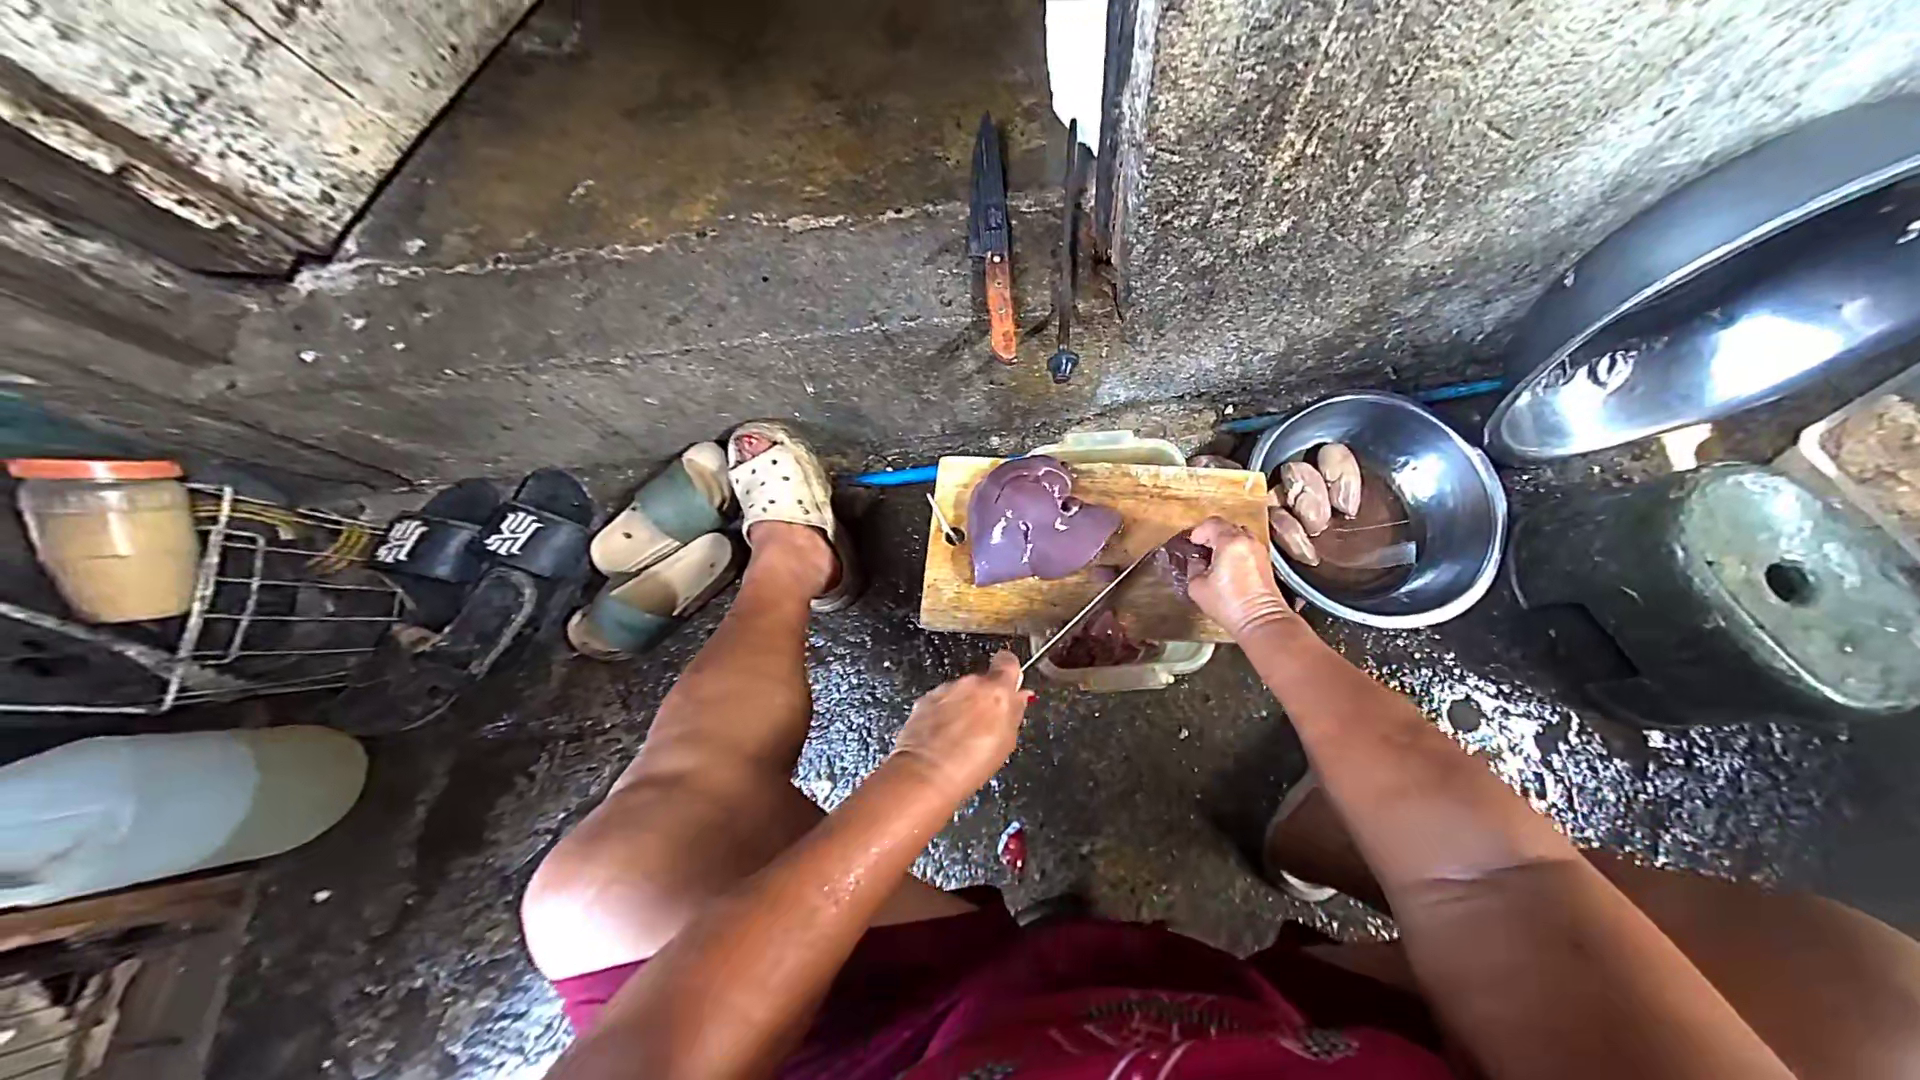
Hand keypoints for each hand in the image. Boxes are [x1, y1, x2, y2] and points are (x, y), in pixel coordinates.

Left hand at [891, 650, 1030, 796]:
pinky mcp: (926, 699)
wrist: (926, 773)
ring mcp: (946, 690)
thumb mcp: (1007, 741)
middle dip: (984, 699)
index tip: (1009, 685)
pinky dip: (943, 715)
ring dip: (963, 708)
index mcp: (997, 689)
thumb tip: (1019, 697)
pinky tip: (944, 738)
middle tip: (985, 726)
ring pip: (961, 693)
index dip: (1010, 671)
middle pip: (983, 682)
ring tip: (962, 738)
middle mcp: (970, 683)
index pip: (1008, 661)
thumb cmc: (970, 764)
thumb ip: (1015, 711)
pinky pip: (941, 702)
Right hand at [1184, 516, 1302, 637]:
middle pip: (1227, 526)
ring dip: (1225, 541)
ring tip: (1214, 556)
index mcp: (1230, 542)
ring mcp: (1259, 550)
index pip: (1212, 523)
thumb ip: (1194, 568)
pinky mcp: (1266, 561)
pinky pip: (1247, 546)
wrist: (1260, 620)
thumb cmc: (1228, 604)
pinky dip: (1236, 549)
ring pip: (1239, 535)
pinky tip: (1227, 564)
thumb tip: (1197, 562)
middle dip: (1212, 534)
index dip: (1199, 531)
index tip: (1192, 542)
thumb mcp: (1197, 586)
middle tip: (1201, 548)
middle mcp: (1248, 541)